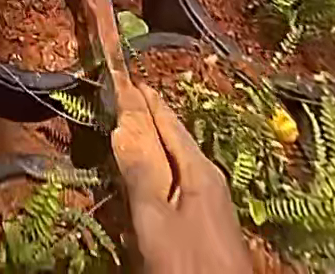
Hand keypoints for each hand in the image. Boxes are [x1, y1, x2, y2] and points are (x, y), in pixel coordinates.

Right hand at [112, 83, 250, 273]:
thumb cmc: (188, 264)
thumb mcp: (155, 218)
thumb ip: (139, 171)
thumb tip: (122, 126)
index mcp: (198, 169)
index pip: (167, 120)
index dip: (146, 99)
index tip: (127, 78)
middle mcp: (209, 177)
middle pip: (176, 137)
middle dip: (152, 115)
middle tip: (127, 97)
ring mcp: (213, 201)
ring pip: (179, 158)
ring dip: (157, 140)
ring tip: (135, 127)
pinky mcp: (211, 222)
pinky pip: (182, 177)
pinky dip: (164, 163)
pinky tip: (154, 173)